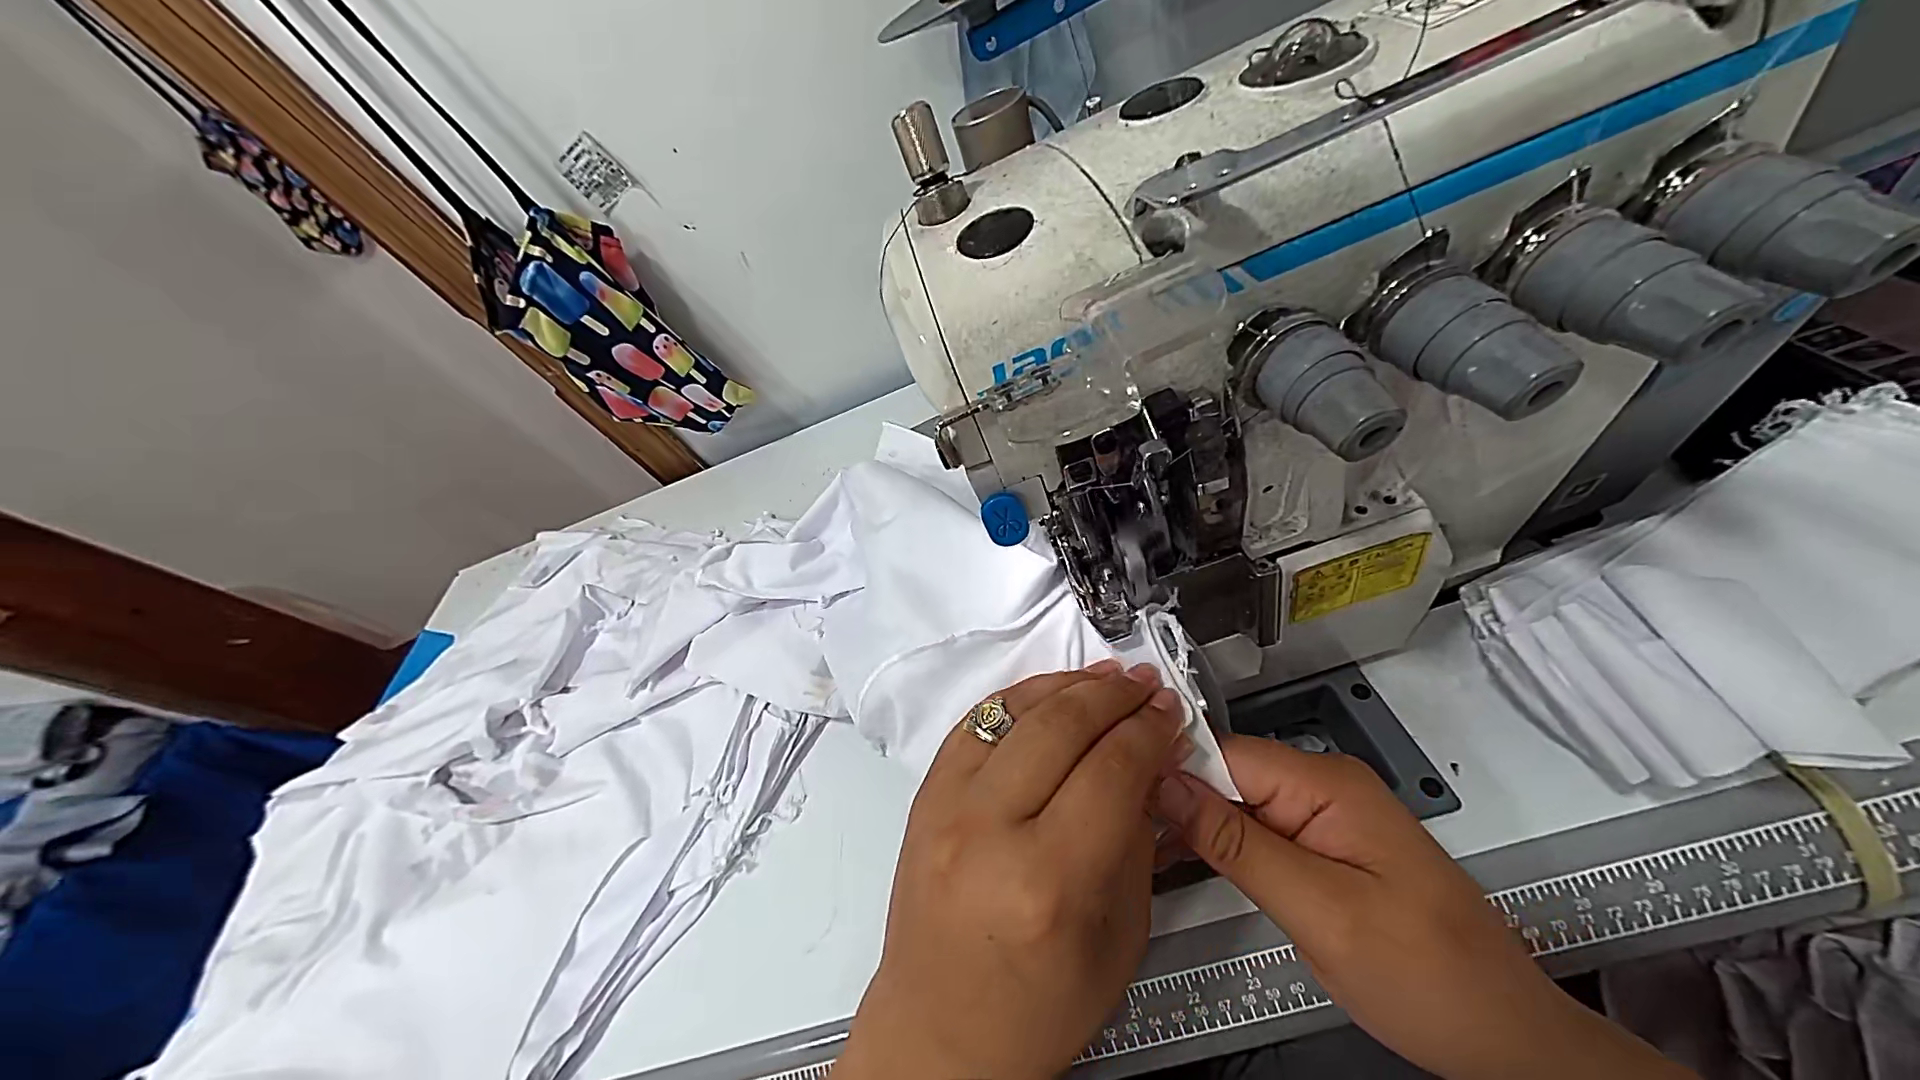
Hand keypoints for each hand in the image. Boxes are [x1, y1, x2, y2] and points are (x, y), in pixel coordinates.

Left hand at [833, 662, 1188, 1079]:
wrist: (939, 1032)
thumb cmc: (1035, 1009)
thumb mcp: (1119, 940)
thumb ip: (1136, 841)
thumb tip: (1147, 765)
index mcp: (1047, 881)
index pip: (1111, 771)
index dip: (1148, 732)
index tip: (1169, 715)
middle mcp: (987, 832)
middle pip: (1061, 728)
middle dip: (1113, 697)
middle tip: (1144, 686)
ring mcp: (944, 808)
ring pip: (1012, 713)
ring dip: (1065, 685)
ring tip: (1104, 678)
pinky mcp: (923, 798)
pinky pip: (972, 725)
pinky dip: (1016, 701)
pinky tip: (1047, 695)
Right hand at [1153, 735, 1694, 1079]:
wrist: (1504, 1036)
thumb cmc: (1431, 977)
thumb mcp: (1319, 910)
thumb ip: (1236, 842)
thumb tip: (1169, 785)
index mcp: (1326, 784)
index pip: (1222, 752)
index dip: (1169, 770)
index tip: (1121, 795)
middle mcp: (1322, 785)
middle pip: (1224, 771)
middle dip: (1174, 797)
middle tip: (1125, 829)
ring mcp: (1321, 813)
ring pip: (1232, 798)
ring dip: (1191, 821)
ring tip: (1144, 846)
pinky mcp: (1318, 840)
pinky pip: (1252, 825)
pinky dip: (1218, 841)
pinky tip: (1185, 857)